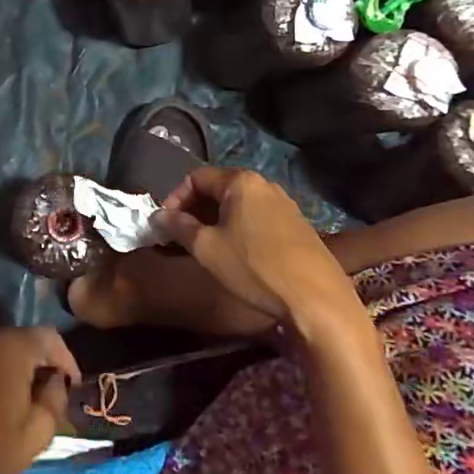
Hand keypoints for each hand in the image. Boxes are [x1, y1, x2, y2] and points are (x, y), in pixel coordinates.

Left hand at [0, 328, 80, 473]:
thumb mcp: (37, 434)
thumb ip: (55, 400)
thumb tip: (56, 383)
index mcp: (12, 349)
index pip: (50, 338)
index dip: (67, 359)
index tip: (73, 386)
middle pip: (24, 339)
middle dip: (42, 362)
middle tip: (51, 393)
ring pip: (0, 349)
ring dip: (17, 367)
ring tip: (24, 398)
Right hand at [153, 166, 358, 327]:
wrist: (314, 296)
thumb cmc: (254, 267)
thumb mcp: (207, 248)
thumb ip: (178, 227)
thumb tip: (158, 215)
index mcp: (241, 181)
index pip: (197, 176)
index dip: (175, 197)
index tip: (165, 224)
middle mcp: (264, 184)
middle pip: (219, 188)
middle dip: (195, 210)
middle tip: (181, 237)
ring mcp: (284, 203)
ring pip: (239, 204)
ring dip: (217, 221)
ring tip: (206, 248)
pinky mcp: (296, 224)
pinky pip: (257, 217)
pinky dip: (238, 229)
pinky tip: (236, 254)